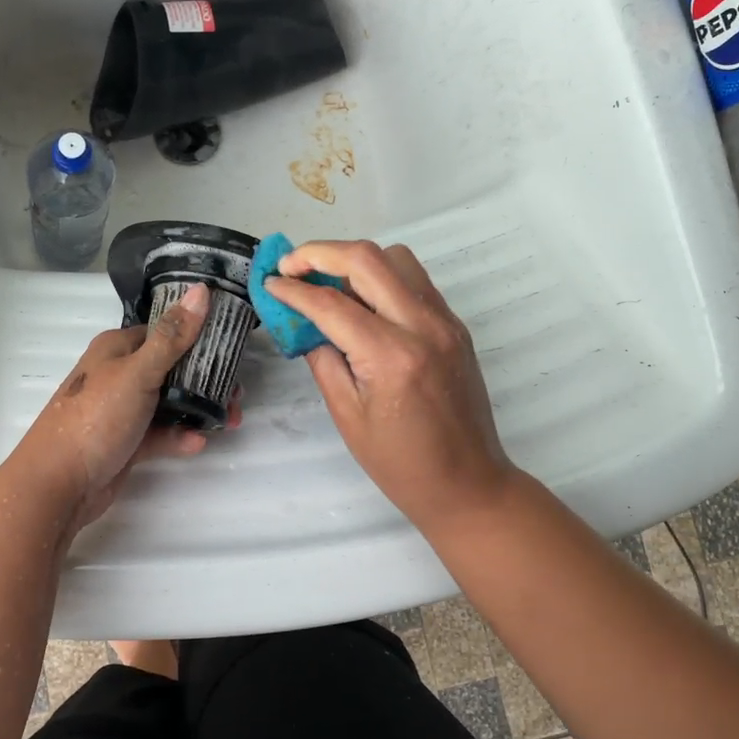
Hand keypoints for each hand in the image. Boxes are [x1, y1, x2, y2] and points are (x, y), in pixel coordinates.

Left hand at [12, 282, 218, 532]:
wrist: (58, 484)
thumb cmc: (95, 418)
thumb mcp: (138, 373)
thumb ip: (173, 337)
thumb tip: (201, 290)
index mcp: (118, 348)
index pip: (166, 331)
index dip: (198, 336)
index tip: (233, 347)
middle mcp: (120, 373)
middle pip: (173, 368)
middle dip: (207, 379)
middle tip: (237, 394)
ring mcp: (123, 408)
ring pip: (171, 402)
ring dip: (199, 410)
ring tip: (230, 421)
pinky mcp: (127, 441)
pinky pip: (161, 433)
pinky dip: (180, 436)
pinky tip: (198, 443)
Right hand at [264, 241, 513, 530]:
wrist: (469, 484)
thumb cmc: (401, 463)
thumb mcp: (347, 414)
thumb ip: (323, 359)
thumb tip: (304, 321)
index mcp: (391, 356)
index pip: (332, 304)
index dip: (293, 289)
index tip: (270, 283)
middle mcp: (423, 327)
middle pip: (366, 259)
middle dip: (320, 253)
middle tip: (290, 265)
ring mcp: (445, 321)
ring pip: (396, 258)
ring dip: (354, 259)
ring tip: (326, 280)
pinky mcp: (454, 324)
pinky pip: (414, 280)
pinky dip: (381, 276)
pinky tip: (360, 300)